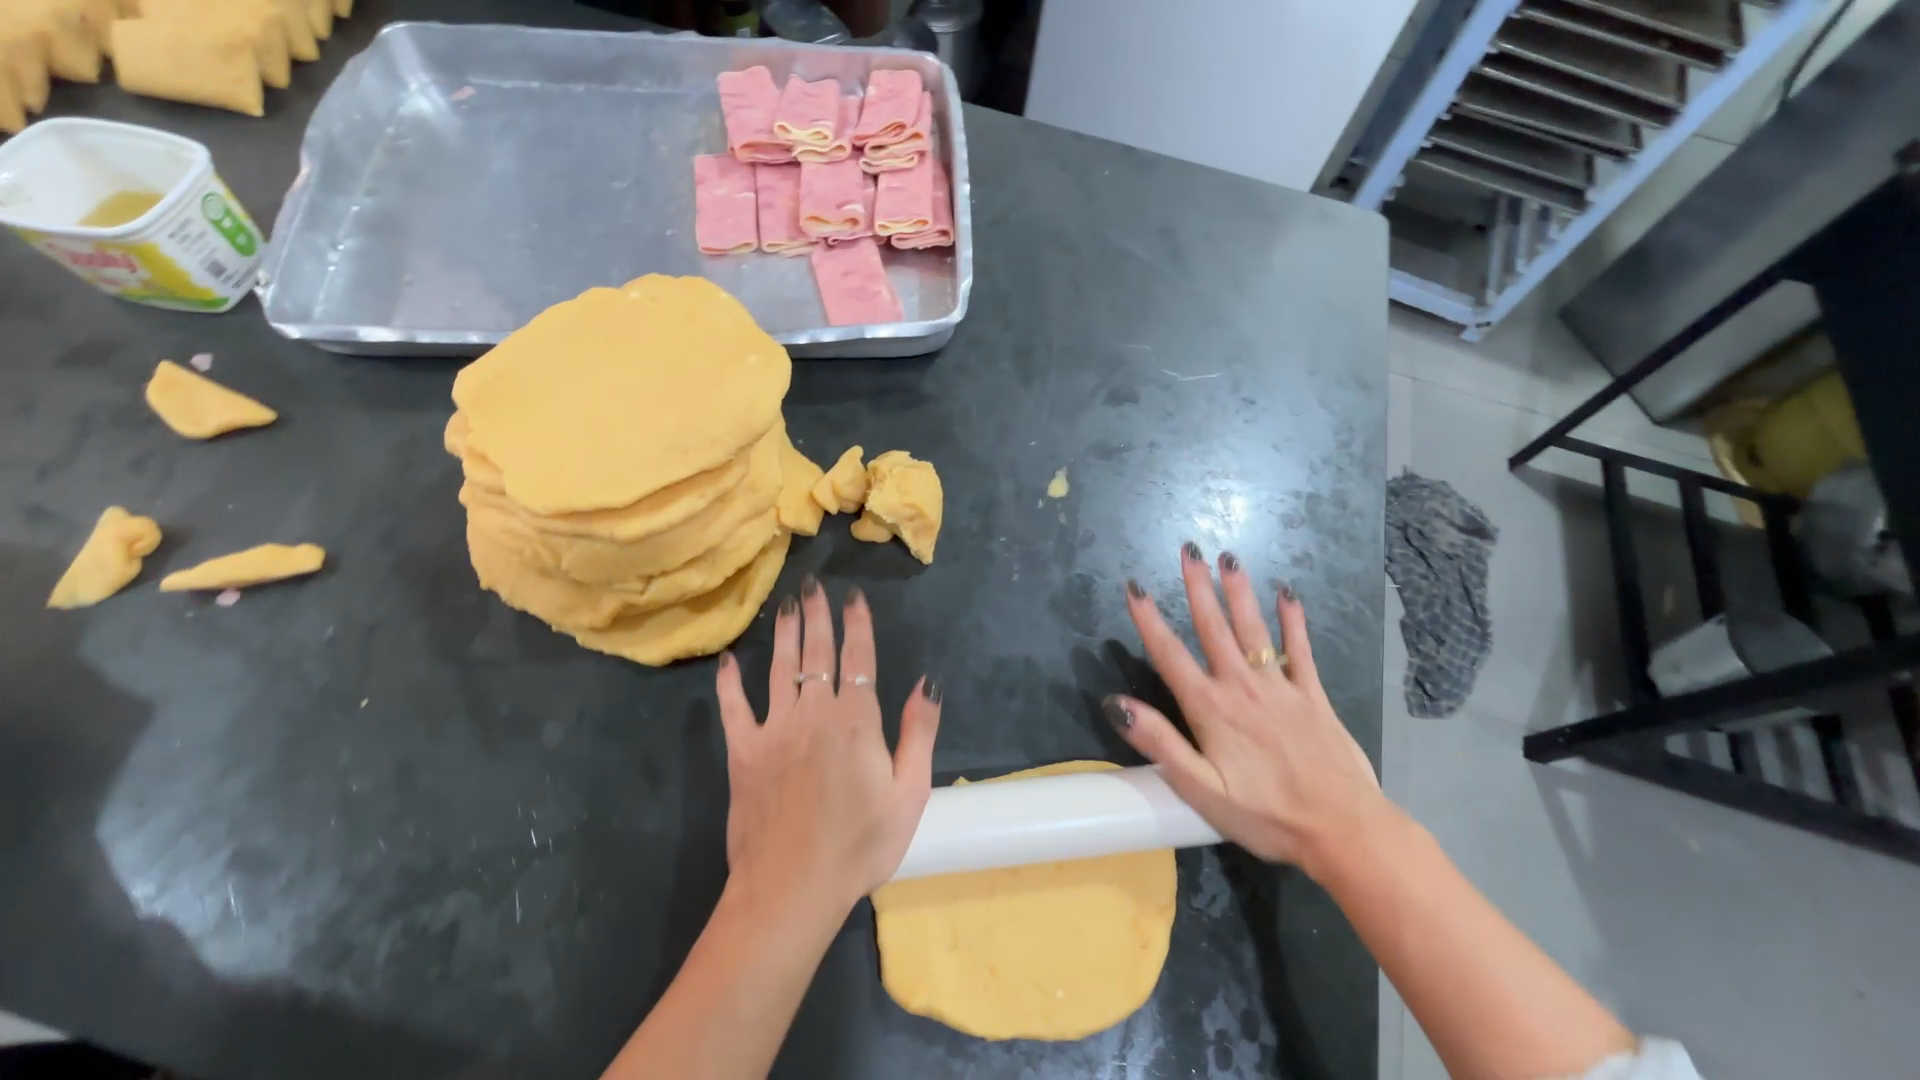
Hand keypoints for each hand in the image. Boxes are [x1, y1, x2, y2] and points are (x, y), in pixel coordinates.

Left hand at [715, 577, 941, 913]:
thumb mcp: (909, 793)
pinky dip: (729, 683)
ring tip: (785, 605)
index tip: (853, 597)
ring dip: (783, 634)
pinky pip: (734, 708)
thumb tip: (926, 681)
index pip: (859, 659)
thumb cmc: (860, 845)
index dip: (857, 624)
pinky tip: (729, 661)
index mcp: (856, 721)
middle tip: (813, 586)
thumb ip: (917, 733)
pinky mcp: (743, 753)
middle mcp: (814, 713)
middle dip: (817, 616)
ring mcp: (774, 730)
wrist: (791, 887)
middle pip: (816, 653)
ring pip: (779, 669)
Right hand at [1105, 543, 1389, 878]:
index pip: (1170, 655)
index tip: (1135, 587)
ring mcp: (1281, 688)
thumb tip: (1116, 704)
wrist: (1341, 828)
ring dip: (1239, 592)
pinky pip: (1300, 650)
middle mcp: (1242, 687)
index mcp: (1210, 709)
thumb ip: (1159, 743)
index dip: (1149, 621)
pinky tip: (1288, 594)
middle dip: (1198, 587)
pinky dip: (1293, 621)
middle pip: (1214, 628)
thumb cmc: (1264, 815)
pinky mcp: (1313, 696)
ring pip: (1254, 629)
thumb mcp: (1200, 789)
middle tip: (1189, 550)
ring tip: (1229, 559)